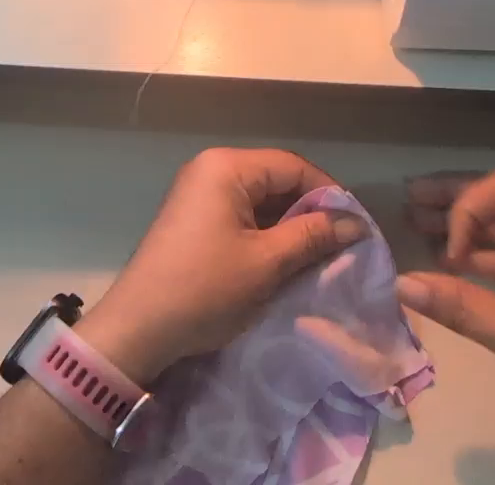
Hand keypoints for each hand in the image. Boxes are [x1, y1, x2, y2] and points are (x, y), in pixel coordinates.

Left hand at [78, 148, 364, 384]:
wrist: (138, 328)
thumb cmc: (205, 289)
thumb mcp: (267, 263)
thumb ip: (313, 236)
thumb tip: (356, 224)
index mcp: (226, 167)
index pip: (292, 166)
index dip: (328, 193)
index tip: (355, 226)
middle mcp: (211, 168)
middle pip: (275, 178)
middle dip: (309, 209)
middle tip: (340, 243)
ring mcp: (199, 191)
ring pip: (260, 198)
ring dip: (289, 223)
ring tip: (317, 254)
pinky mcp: (194, 216)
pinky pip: (241, 212)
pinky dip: (265, 232)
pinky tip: (284, 258)